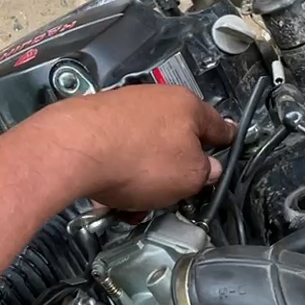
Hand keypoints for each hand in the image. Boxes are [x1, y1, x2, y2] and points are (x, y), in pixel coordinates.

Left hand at [22, 85, 235, 210]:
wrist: (74, 149)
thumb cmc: (138, 159)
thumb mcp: (188, 176)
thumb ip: (204, 172)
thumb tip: (208, 167)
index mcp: (186, 105)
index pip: (216, 124)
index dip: (225, 139)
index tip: (230, 141)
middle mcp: (154, 99)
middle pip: (174, 141)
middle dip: (172, 173)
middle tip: (168, 196)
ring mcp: (122, 108)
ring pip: (144, 152)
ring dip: (142, 180)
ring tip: (131, 204)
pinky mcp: (94, 121)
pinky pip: (117, 153)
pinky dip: (117, 174)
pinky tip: (109, 195)